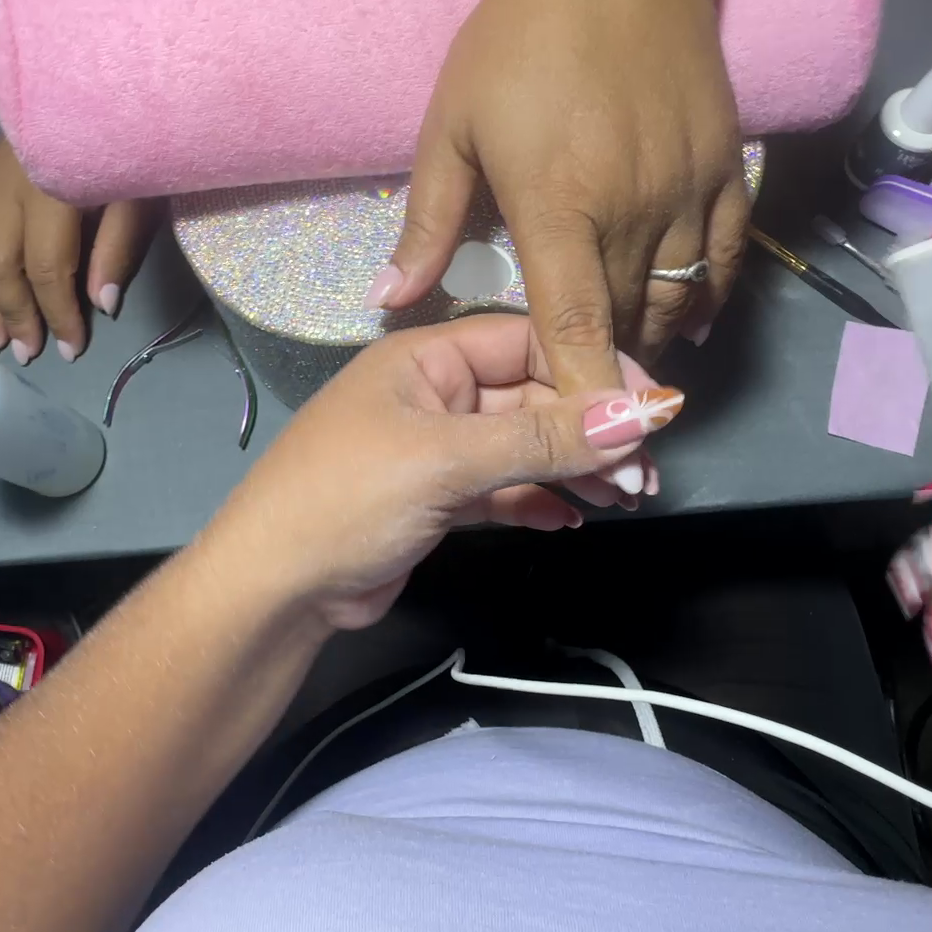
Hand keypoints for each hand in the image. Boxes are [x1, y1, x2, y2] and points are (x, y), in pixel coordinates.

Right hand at [0, 139, 162, 364]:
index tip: (68, 350)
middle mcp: (5, 186)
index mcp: (48, 191)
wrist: (95, 83)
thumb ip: (115, 250)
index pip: (46, 270)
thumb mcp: (137, 195)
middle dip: (13, 315)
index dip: (57, 314)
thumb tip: (101, 306)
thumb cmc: (127, 142)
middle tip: (23, 355)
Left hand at [202, 314, 682, 630]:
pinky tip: (570, 518)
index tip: (654, 408)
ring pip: (523, 448)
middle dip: (590, 433)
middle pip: (532, 399)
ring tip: (624, 499)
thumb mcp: (446, 460)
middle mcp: (435, 395)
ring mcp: (437, 449)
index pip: (528, 342)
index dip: (593, 370)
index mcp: (426, 359)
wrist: (277, 589)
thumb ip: (545, 438)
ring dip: (573, 469)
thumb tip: (647, 411)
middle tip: (644, 475)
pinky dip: (537, 500)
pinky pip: (503, 488)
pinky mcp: (439, 499)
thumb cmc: (348, 500)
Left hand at [375, 0, 746, 392]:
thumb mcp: (451, 129)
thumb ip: (427, 225)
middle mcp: (631, 211)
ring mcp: (688, 191)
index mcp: (558, 209)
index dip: (580, 395)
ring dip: (645, 346)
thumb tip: (387, 300)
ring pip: (673, 302)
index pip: (571, 327)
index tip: (585, 446)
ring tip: (622, 377)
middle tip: (590, 424)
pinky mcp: (728, 171)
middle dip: (605, 383)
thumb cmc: (517, 45)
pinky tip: (678, 324)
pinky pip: (723, 261)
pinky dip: (701, 302)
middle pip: (622, 328)